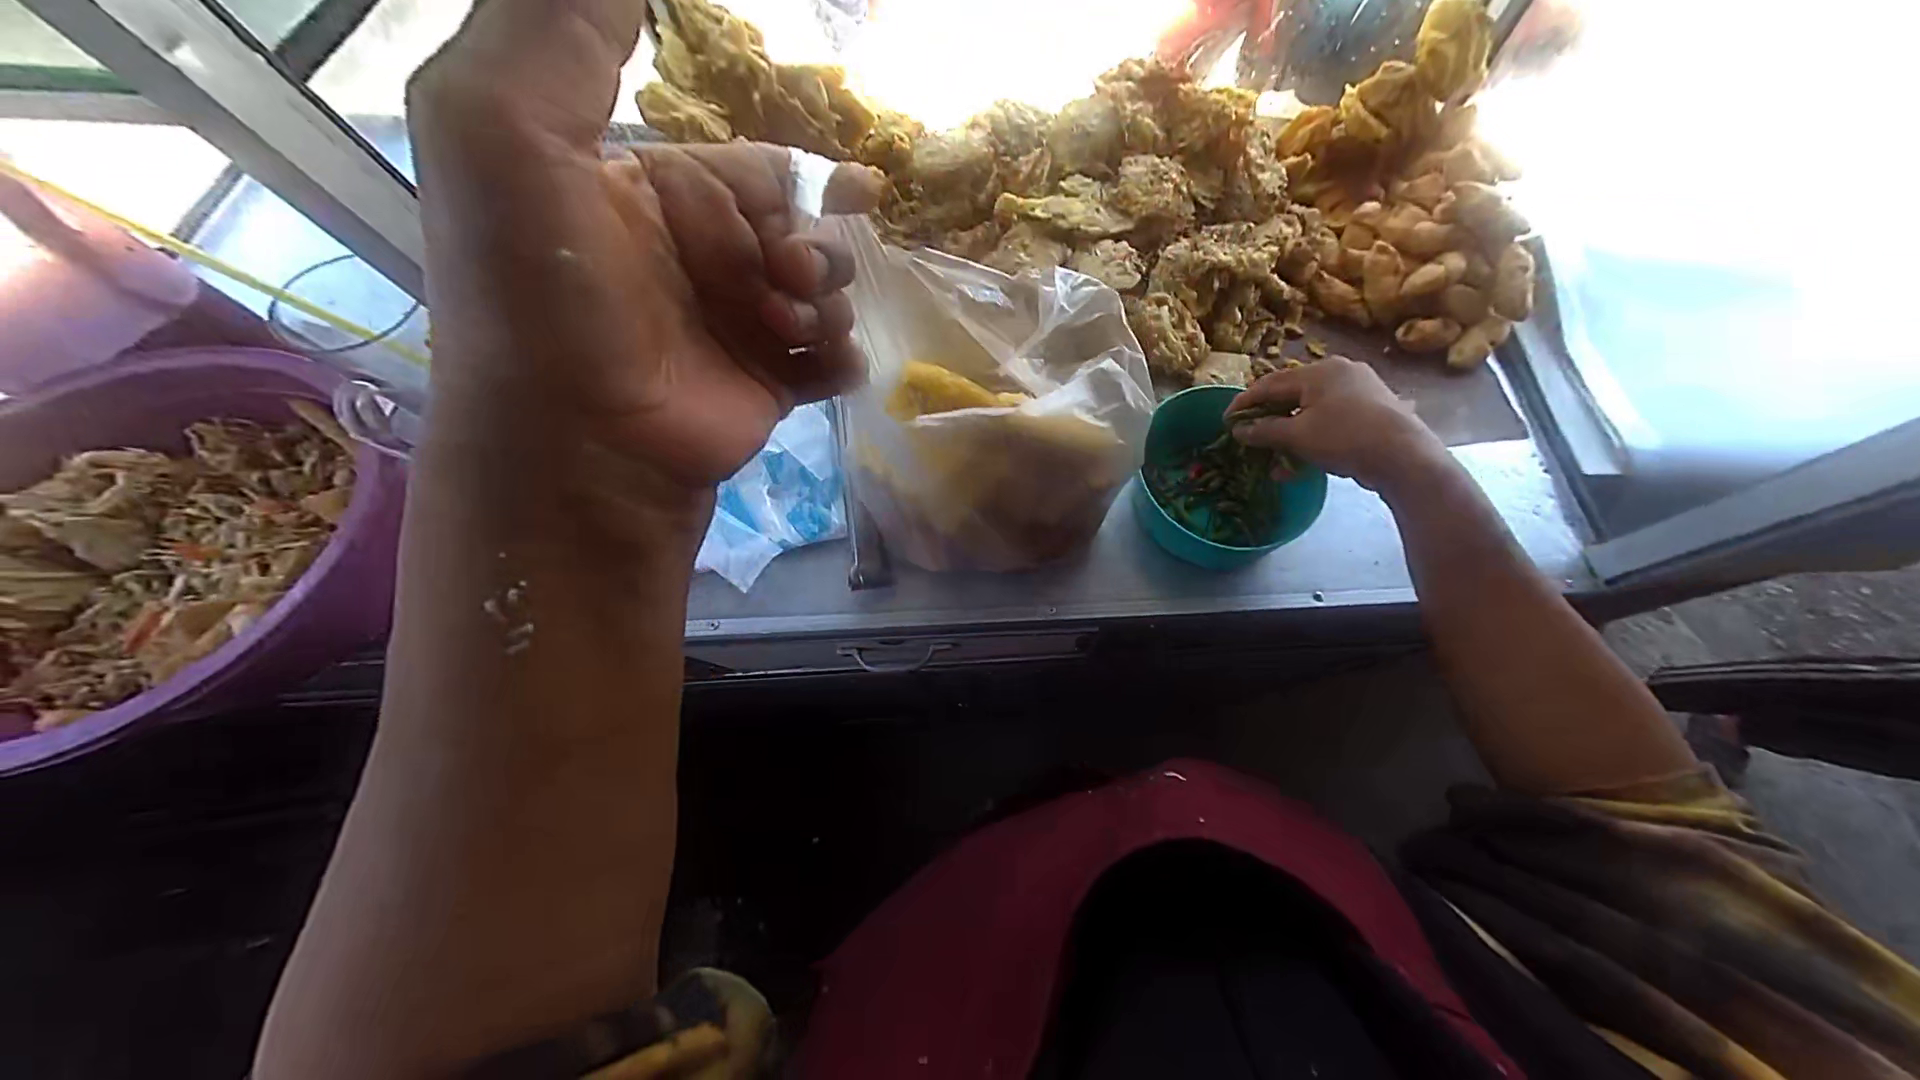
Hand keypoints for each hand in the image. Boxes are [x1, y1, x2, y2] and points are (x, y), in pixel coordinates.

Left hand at [405, 0, 880, 493]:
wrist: (581, 443)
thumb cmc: (543, 292)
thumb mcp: (503, 130)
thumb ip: (554, 32)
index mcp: (656, 197)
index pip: (752, 170)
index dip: (798, 177)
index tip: (848, 187)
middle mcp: (704, 259)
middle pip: (802, 230)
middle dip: (816, 244)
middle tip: (794, 273)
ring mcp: (740, 328)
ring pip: (825, 293)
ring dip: (827, 302)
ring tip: (792, 327)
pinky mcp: (769, 387)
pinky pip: (833, 358)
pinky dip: (840, 358)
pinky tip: (821, 368)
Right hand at [1228, 357, 1449, 494]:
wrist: (1404, 457)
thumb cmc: (1344, 438)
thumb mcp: (1296, 436)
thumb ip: (1263, 431)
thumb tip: (1238, 430)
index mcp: (1319, 371)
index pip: (1269, 384)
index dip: (1244, 402)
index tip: (1226, 420)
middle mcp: (1340, 372)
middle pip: (1291, 396)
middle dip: (1268, 421)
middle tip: (1249, 437)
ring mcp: (1360, 390)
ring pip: (1310, 411)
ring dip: (1288, 435)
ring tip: (1274, 458)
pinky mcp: (1372, 409)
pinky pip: (1330, 420)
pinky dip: (1311, 437)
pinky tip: (1302, 462)